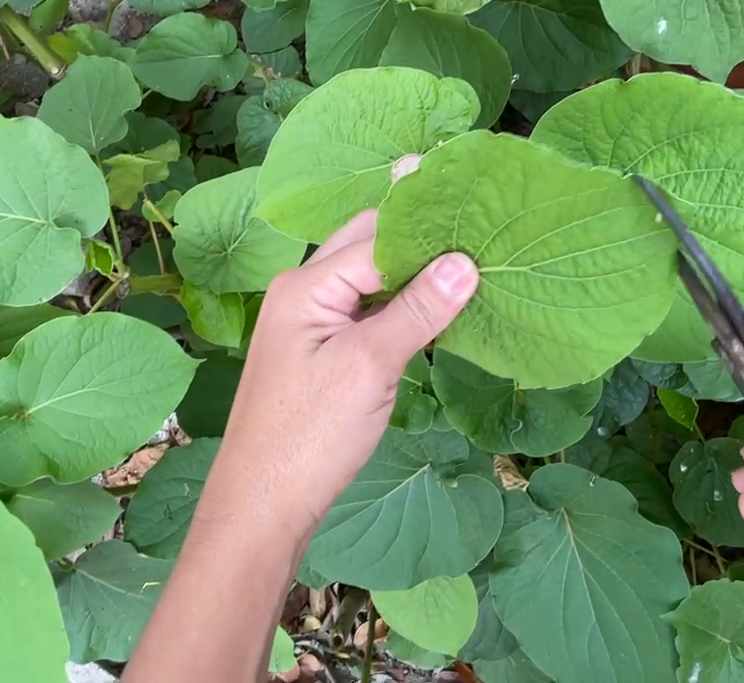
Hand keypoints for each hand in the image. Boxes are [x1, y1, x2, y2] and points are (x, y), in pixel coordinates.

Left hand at [202, 208, 478, 538]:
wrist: (263, 504)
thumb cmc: (312, 433)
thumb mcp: (370, 365)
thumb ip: (418, 309)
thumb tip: (465, 261)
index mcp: (306, 284)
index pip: (376, 240)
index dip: (427, 239)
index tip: (480, 239)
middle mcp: (303, 290)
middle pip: (368, 249)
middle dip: (418, 249)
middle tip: (475, 254)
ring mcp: (310, 320)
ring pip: (368, 281)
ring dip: (410, 280)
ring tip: (466, 279)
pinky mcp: (321, 348)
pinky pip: (365, 311)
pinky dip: (398, 310)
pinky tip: (435, 316)